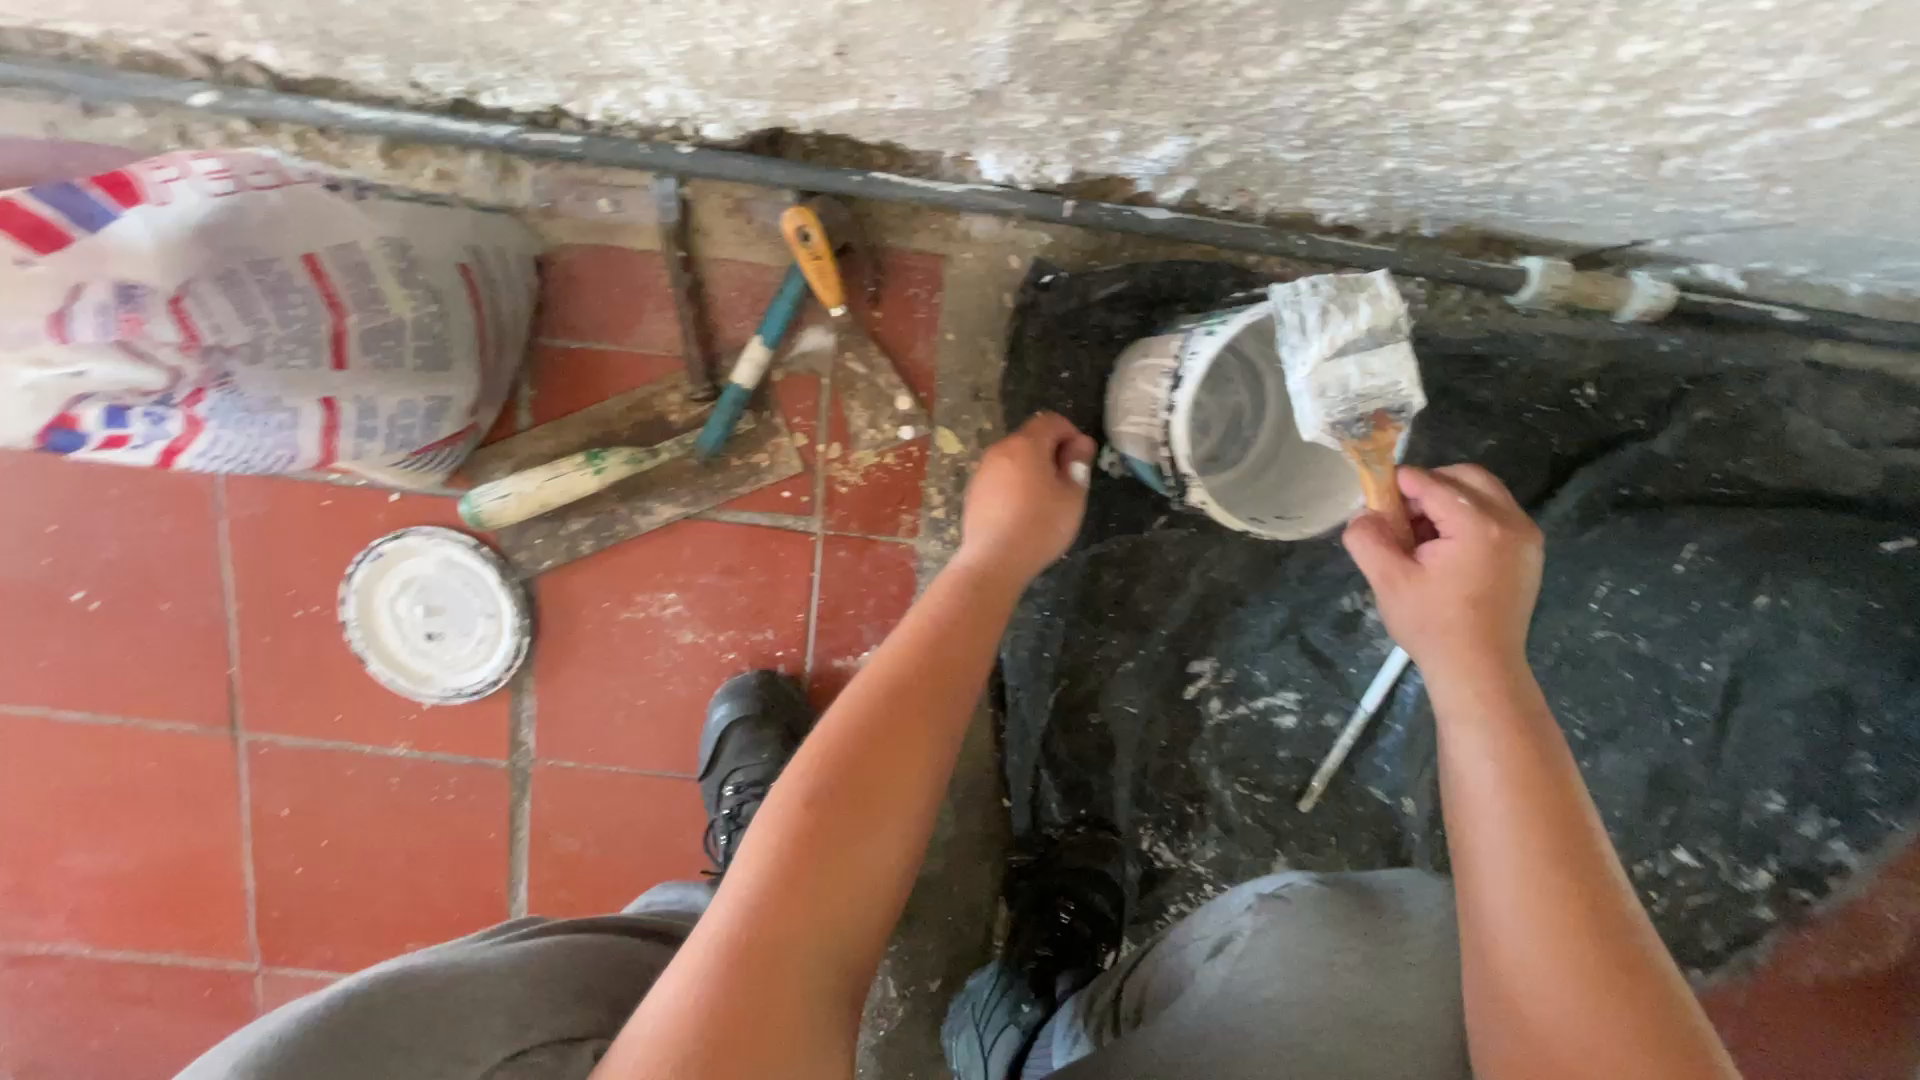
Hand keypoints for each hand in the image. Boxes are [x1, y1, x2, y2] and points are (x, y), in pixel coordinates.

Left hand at [955, 412, 1096, 586]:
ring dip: (1032, 469)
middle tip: (1066, 483)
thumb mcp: (1071, 496)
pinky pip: (1001, 477)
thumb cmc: (1040, 526)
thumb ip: (1077, 464)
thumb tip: (1080, 443)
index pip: (1051, 421)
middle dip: (1051, 452)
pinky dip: (1015, 484)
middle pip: (1030, 438)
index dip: (1071, 434)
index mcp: (1026, 445)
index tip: (1079, 461)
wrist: (994, 560)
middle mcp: (1000, 450)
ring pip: (1014, 458)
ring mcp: (983, 471)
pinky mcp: (974, 491)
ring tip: (1045, 500)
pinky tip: (1022, 512)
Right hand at [1343, 465, 1543, 682]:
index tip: (1374, 501)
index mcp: (1478, 525)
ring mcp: (1527, 536)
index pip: (1432, 483)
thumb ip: (1367, 538)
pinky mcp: (1529, 552)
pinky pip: (1496, 514)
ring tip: (1420, 536)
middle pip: (1465, 477)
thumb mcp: (1386, 580)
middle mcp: (1512, 521)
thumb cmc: (1432, 625)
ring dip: (1448, 501)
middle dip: (1428, 486)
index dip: (1398, 486)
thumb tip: (1363, 514)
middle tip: (1400, 517)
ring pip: (1483, 493)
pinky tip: (1444, 549)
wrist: (1479, 668)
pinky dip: (1468, 517)